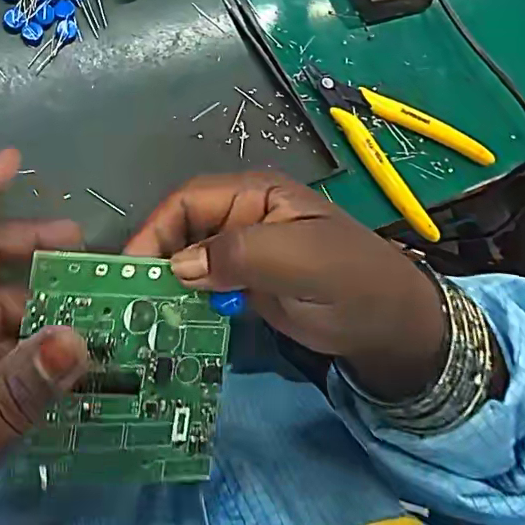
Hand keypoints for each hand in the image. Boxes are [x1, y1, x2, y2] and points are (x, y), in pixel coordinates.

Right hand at [123, 172, 457, 400]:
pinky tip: (170, 318)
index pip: (189, 201)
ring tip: (141, 309)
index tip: (130, 264)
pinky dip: (184, 299)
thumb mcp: (301, 260)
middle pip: (182, 228)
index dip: (156, 228)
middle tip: (130, 294)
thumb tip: (178, 267)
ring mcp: (240, 252)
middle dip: (156, 256)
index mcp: (252, 195)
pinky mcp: (243, 282)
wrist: (393, 329)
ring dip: (166, 280)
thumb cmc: (353, 280)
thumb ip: (241, 255)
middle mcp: (239, 217)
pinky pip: (202, 285)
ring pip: (187, 258)